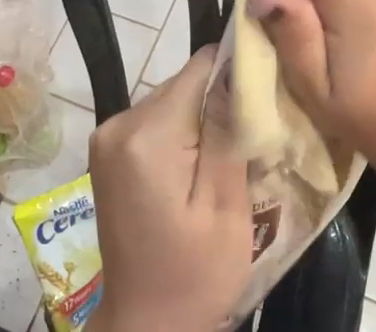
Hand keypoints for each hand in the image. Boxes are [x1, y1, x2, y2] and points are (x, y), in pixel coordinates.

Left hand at [88, 48, 251, 331]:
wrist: (146, 325)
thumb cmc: (195, 275)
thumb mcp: (226, 208)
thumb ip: (228, 132)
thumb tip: (237, 68)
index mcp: (145, 136)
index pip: (199, 69)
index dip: (236, 73)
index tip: (267, 93)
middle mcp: (118, 123)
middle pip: (184, 84)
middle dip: (220, 102)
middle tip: (254, 137)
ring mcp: (107, 136)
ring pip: (173, 100)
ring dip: (203, 120)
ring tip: (231, 156)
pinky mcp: (108, 150)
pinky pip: (156, 121)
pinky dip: (182, 134)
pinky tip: (201, 167)